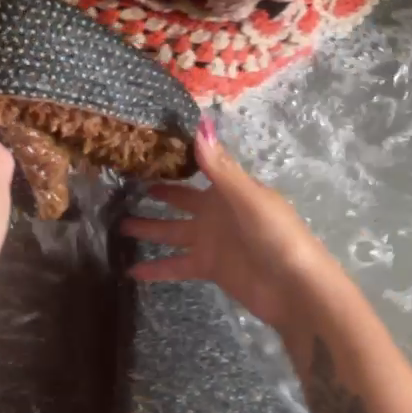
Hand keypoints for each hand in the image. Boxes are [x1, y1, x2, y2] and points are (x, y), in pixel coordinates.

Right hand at [122, 119, 346, 331]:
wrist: (294, 287)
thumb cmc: (275, 234)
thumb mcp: (247, 197)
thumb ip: (219, 167)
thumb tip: (199, 125)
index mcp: (228, 189)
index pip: (197, 168)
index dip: (174, 161)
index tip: (144, 152)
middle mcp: (217, 211)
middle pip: (179, 200)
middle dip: (155, 194)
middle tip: (124, 188)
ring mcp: (212, 241)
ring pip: (172, 231)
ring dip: (148, 229)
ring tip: (118, 226)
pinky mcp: (209, 267)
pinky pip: (176, 265)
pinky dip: (156, 268)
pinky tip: (131, 269)